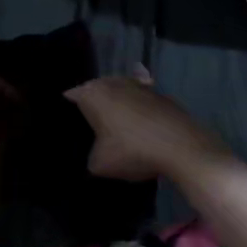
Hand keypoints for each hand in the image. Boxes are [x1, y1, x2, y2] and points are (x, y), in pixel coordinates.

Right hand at [65, 76, 237, 183]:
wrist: (180, 145)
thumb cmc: (132, 150)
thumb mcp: (99, 164)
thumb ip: (88, 156)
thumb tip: (93, 153)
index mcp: (92, 93)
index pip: (70, 97)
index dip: (66, 111)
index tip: (66, 126)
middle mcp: (111, 81)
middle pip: (94, 91)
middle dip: (91, 105)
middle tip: (87, 128)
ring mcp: (136, 83)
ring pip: (117, 92)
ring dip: (114, 105)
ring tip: (112, 126)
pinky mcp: (157, 92)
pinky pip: (137, 98)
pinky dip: (135, 107)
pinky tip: (136, 121)